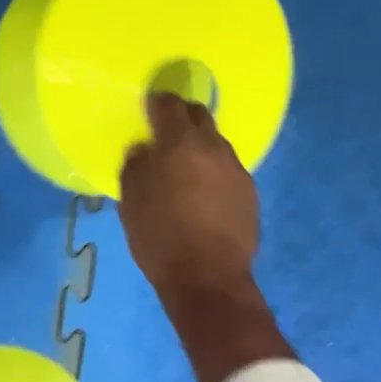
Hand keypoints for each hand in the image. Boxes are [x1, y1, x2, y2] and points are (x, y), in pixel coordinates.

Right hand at [118, 93, 259, 297]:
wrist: (208, 278)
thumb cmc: (161, 240)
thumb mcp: (131, 204)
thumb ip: (135, 168)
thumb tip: (143, 150)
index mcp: (180, 143)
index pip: (170, 105)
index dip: (157, 103)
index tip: (149, 108)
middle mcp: (213, 148)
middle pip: (200, 116)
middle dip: (183, 118)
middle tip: (169, 132)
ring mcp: (236, 170)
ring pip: (217, 145)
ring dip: (202, 147)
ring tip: (188, 168)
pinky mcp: (250, 194)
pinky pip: (228, 171)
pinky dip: (215, 173)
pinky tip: (206, 194)